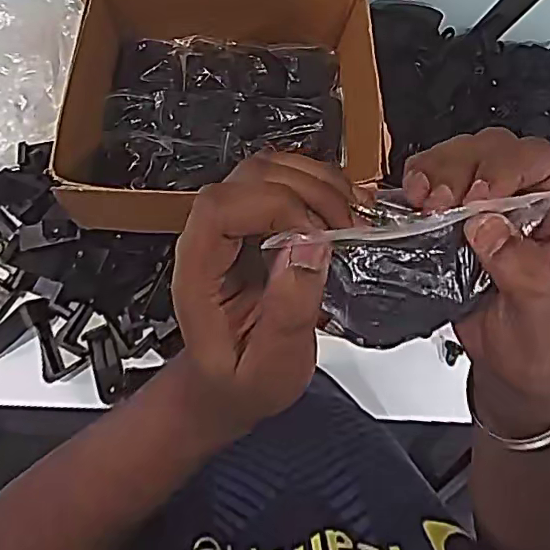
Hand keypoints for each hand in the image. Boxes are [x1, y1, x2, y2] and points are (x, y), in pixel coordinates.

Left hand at [170, 151, 357, 439]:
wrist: (230, 383)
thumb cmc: (239, 381)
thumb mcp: (269, 369)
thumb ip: (288, 314)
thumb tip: (310, 247)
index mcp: (199, 271)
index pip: (221, 208)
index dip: (273, 207)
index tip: (314, 235)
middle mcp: (211, 236)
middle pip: (252, 177)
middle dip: (309, 192)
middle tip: (345, 226)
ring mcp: (235, 220)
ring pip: (272, 166)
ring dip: (320, 183)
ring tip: (349, 217)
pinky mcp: (260, 215)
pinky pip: (288, 176)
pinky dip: (323, 183)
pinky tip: (344, 207)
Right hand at [403, 128, 549, 437]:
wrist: (515, 371)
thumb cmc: (544, 339)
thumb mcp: (542, 304)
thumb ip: (519, 262)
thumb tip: (486, 221)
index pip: (540, 162)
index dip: (508, 167)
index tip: (481, 194)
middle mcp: (527, 198)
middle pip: (495, 150)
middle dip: (464, 168)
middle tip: (444, 202)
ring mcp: (490, 203)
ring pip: (462, 156)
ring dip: (437, 172)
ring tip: (425, 202)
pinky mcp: (456, 213)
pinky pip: (435, 178)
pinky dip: (419, 182)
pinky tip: (413, 198)